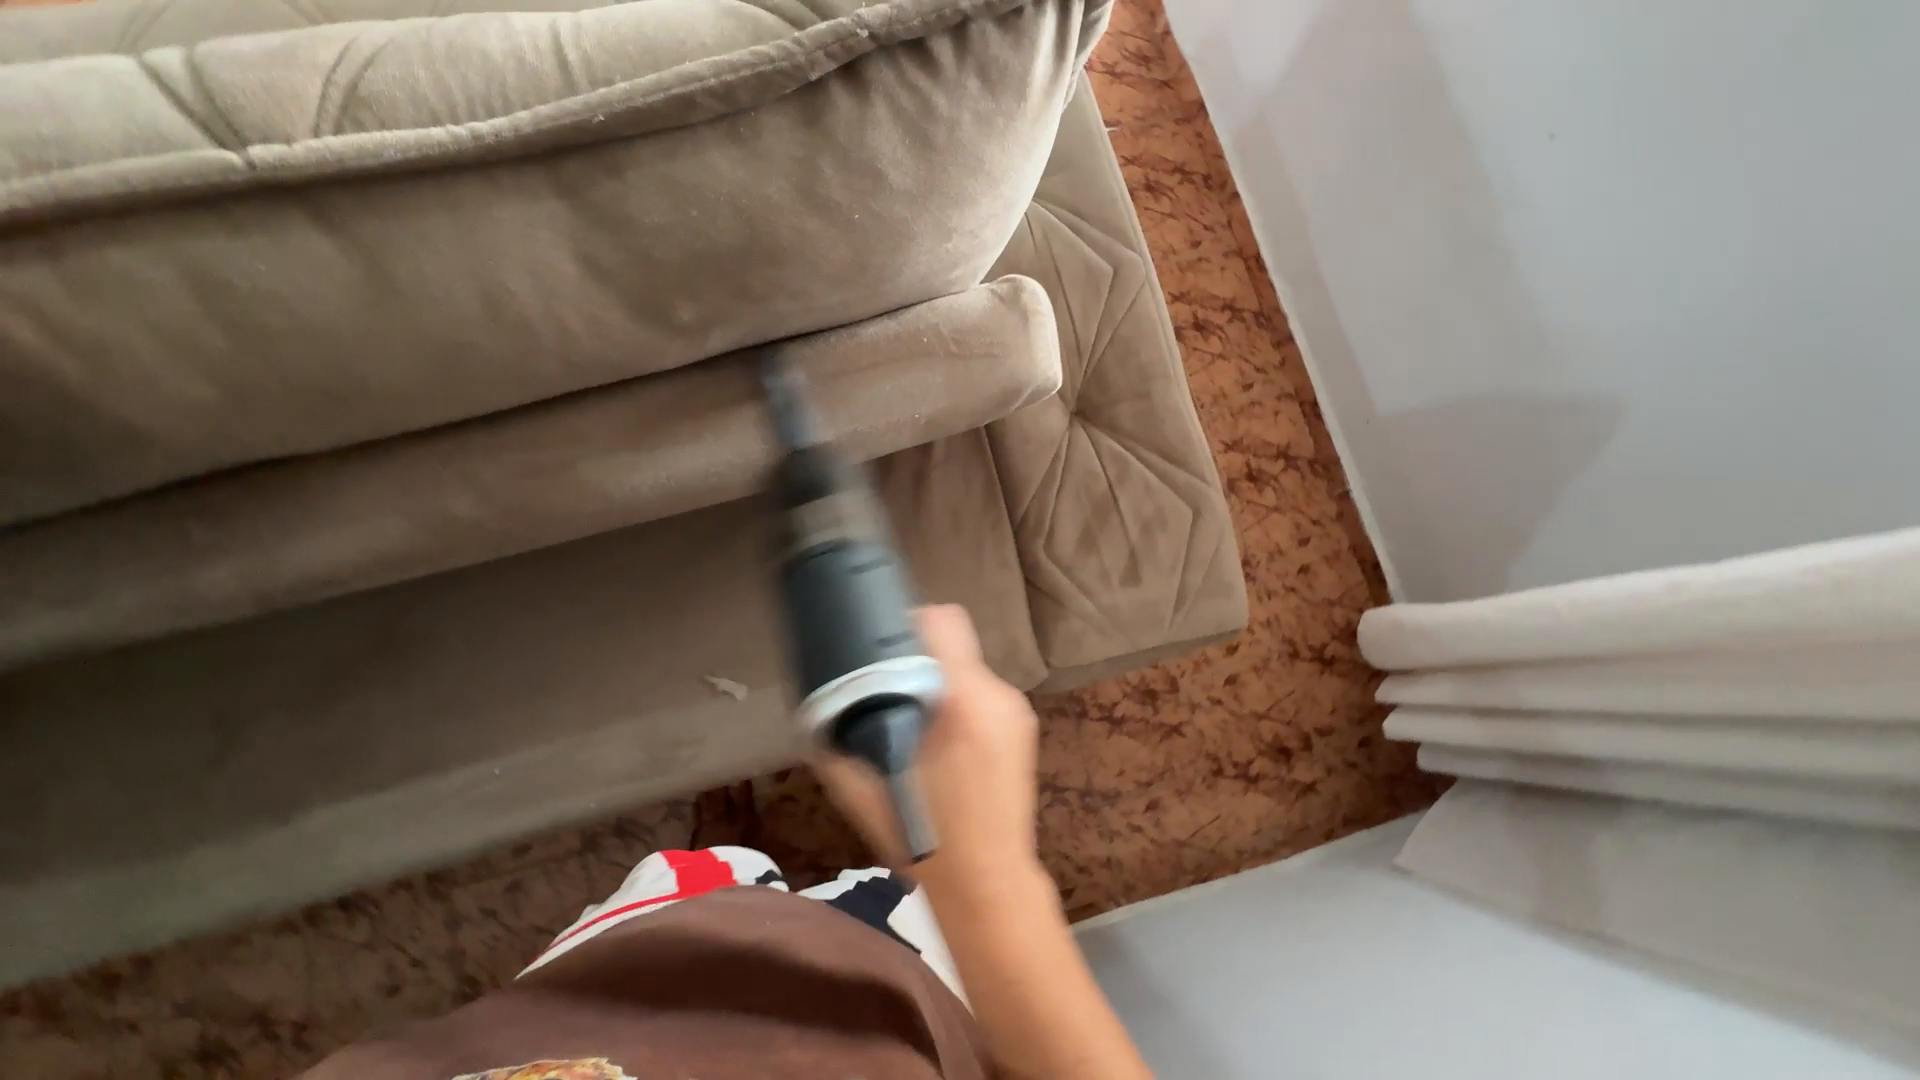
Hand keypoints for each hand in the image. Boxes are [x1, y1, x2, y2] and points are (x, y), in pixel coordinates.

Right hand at [813, 604, 1041, 889]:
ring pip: (968, 673)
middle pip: (953, 648)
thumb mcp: (863, 789)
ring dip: (939, 686)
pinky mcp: (1024, 730)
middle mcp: (997, 695)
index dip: (908, 622)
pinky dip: (959, 706)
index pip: (942, 622)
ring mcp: (1017, 712)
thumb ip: (835, 743)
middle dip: (918, 661)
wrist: (988, 884)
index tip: (881, 644)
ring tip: (914, 724)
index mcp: (962, 700)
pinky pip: (983, 698)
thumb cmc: (923, 839)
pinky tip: (941, 744)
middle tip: (887, 690)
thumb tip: (815, 711)